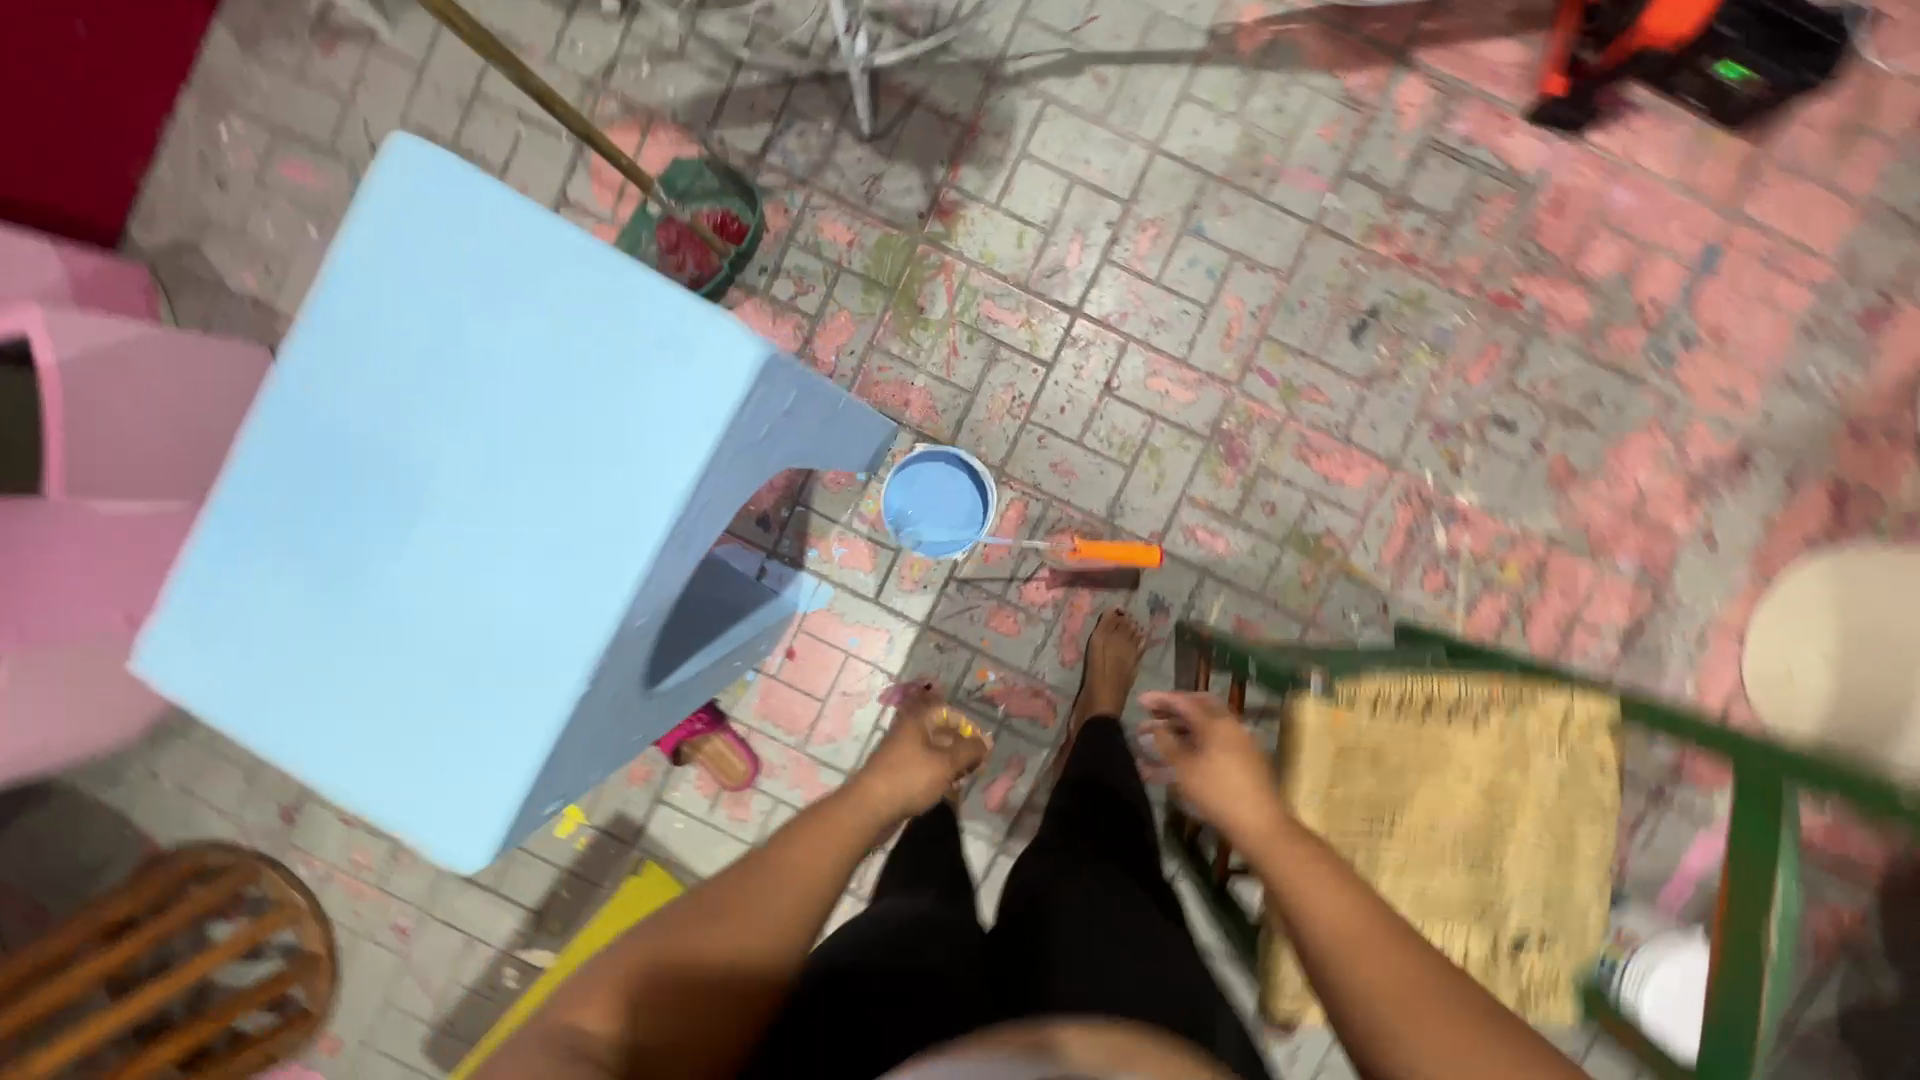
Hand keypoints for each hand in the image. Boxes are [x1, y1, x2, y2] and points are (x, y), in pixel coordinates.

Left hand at [850, 682, 988, 821]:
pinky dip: (937, 775)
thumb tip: (985, 741)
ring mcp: (900, 753)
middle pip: (940, 732)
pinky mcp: (896, 773)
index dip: (967, 726)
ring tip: (964, 779)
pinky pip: (923, 768)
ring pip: (932, 752)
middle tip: (976, 765)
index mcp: (917, 721)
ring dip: (950, 763)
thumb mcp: (946, 763)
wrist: (869, 808)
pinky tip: (947, 789)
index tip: (981, 746)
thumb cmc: (910, 778)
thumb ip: (969, 751)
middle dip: (960, 747)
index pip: (947, 712)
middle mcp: (908, 732)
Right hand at [1138, 691, 1290, 846]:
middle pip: (1200, 707)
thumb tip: (1155, 727)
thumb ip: (1166, 743)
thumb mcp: (1183, 768)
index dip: (1160, 699)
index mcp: (1216, 722)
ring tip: (1162, 736)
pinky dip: (1196, 743)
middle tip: (1156, 713)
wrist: (1259, 822)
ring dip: (1183, 728)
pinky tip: (1182, 757)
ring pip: (1207, 726)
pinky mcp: (1245, 759)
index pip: (1184, 702)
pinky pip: (1215, 742)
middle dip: (1175, 708)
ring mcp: (1240, 742)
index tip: (1140, 700)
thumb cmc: (1216, 792)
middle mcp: (1230, 726)